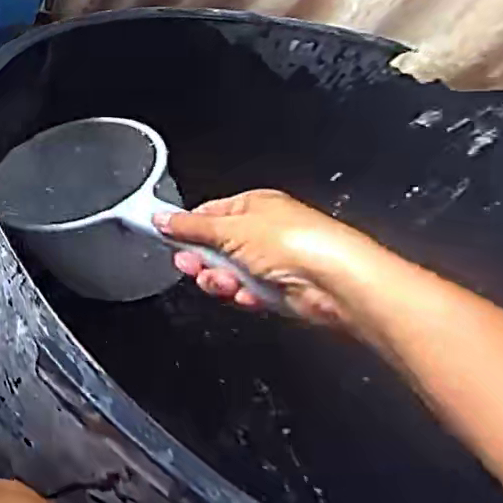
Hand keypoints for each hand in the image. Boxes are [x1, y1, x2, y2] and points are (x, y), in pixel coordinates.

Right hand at [154, 189, 378, 330]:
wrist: (343, 286)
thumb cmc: (300, 245)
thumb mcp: (227, 228)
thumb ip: (188, 225)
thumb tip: (160, 219)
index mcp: (252, 206)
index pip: (204, 214)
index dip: (184, 229)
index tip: (168, 240)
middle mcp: (262, 231)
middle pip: (210, 247)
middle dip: (201, 260)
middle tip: (194, 265)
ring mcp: (272, 261)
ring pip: (224, 273)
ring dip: (220, 280)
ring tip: (228, 283)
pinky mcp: (279, 289)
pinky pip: (244, 292)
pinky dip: (243, 295)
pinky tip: (250, 295)